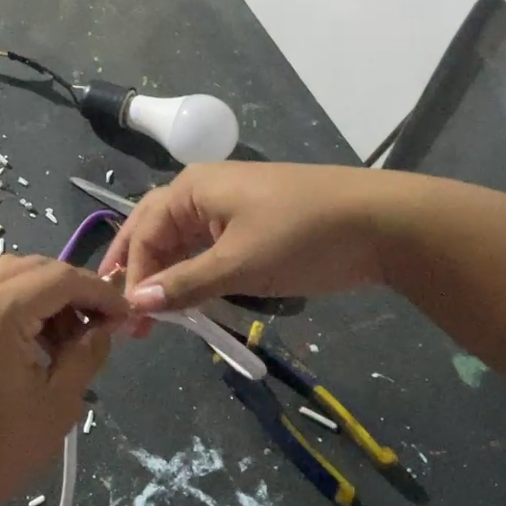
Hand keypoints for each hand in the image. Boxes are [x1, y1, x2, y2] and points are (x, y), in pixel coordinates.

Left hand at [0, 254, 125, 505]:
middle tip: (99, 327)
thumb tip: (107, 326)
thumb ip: (87, 352)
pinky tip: (35, 344)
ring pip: (9, 277)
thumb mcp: (58, 403)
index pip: (61, 277)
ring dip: (44, 297)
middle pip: (33, 268)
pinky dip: (17, 306)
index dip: (99, 292)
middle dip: (72, 291)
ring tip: (68, 342)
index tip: (126, 316)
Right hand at [101, 162, 399, 318]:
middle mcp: (202, 191)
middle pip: (154, 230)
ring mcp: (228, 207)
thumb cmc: (302, 235)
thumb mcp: (239, 264)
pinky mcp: (252, 225)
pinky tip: (189, 299)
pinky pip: (208, 248)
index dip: (132, 274)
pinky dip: (194, 273)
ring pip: (181, 241)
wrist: (382, 223)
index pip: (144, 231)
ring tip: (154, 314)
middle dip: (138, 269)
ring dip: (166, 275)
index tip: (127, 317)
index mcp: (192, 188)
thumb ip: (185, 284)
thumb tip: (136, 303)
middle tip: (123, 313)